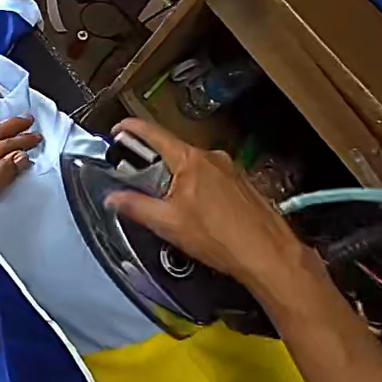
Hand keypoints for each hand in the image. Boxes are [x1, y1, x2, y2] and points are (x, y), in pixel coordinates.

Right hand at [104, 118, 325, 306]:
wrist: (267, 253)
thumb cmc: (221, 238)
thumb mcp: (169, 225)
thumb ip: (136, 206)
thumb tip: (114, 198)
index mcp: (191, 160)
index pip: (154, 134)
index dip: (132, 128)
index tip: (118, 128)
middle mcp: (212, 157)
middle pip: (173, 152)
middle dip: (153, 166)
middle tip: (141, 186)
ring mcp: (229, 168)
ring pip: (193, 167)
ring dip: (178, 181)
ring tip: (175, 210)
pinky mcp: (241, 182)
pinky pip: (211, 177)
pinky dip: (198, 189)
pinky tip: (200, 215)